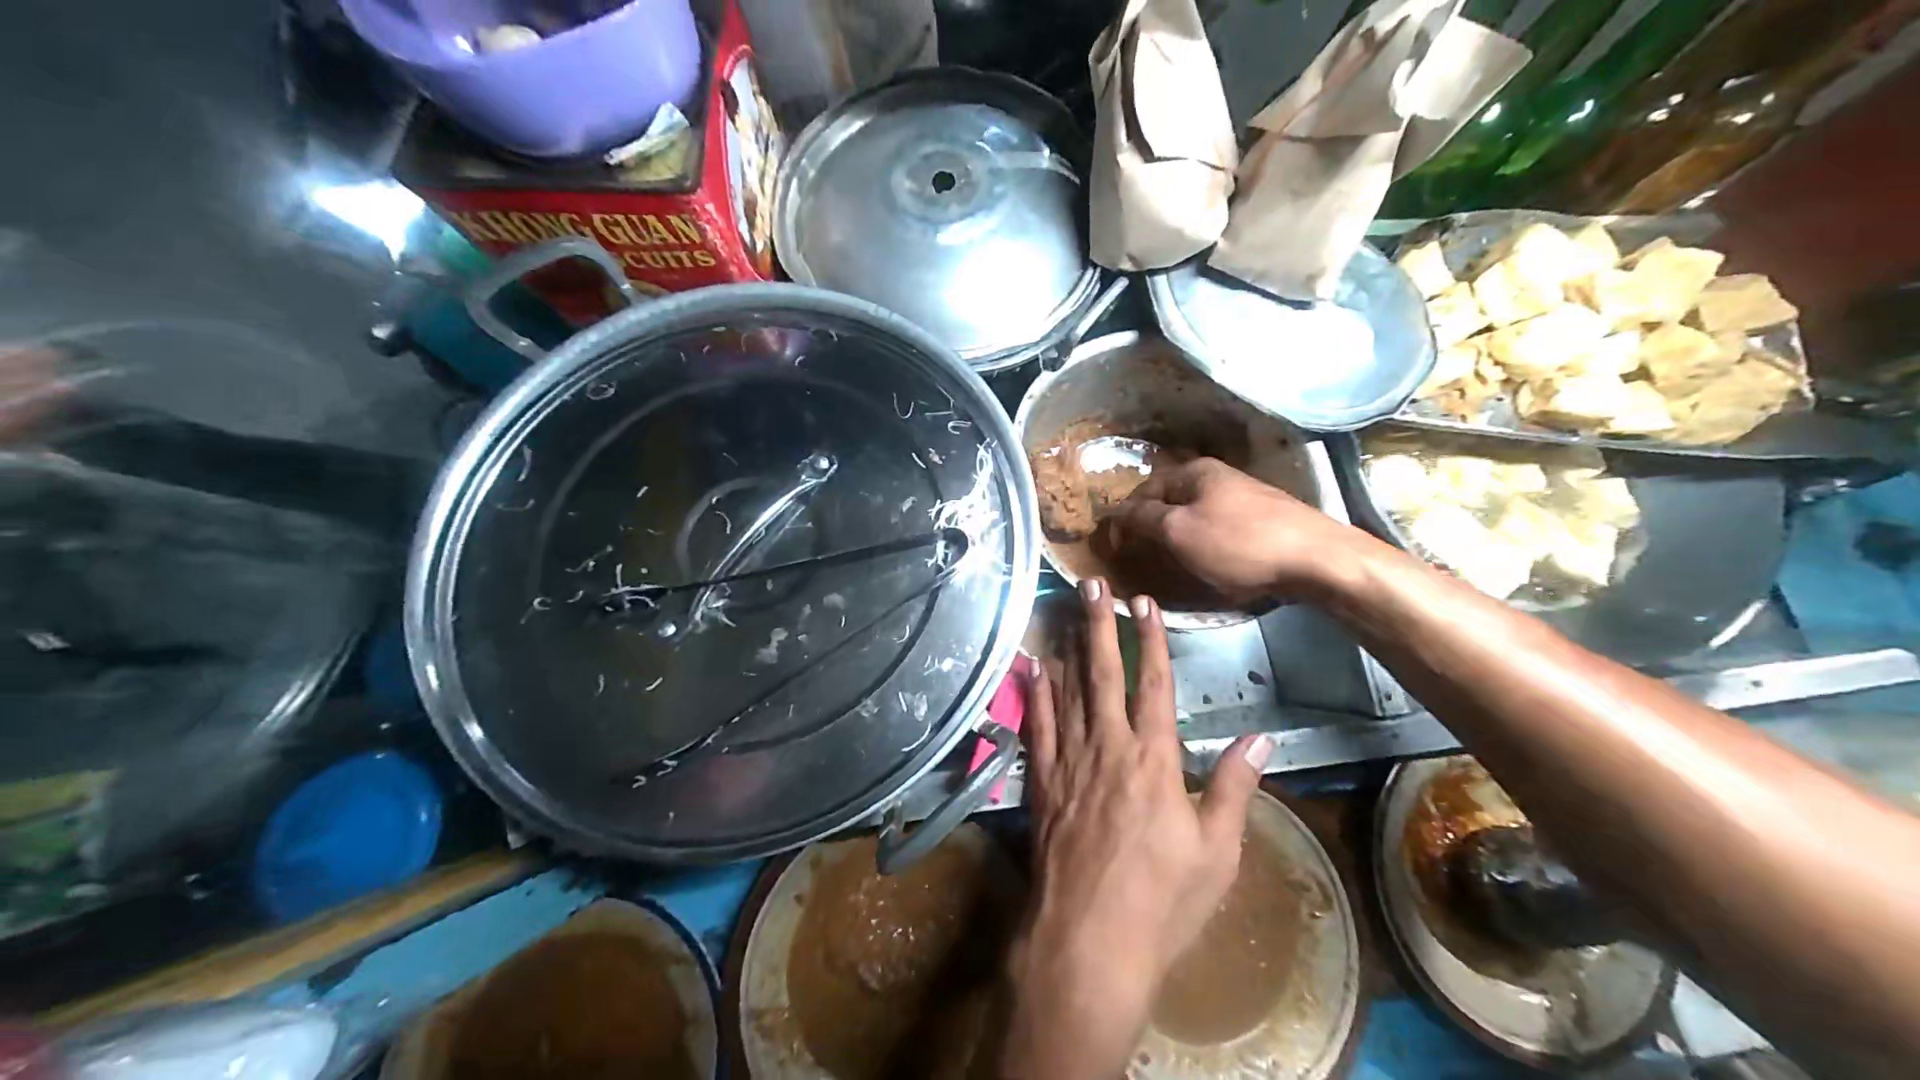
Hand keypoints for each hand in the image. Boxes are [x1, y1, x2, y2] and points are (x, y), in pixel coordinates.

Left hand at [1000, 579, 1270, 1079]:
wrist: (1090, 937)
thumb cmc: (1163, 899)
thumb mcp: (1216, 851)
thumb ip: (1232, 788)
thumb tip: (1259, 739)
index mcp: (1154, 758)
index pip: (1153, 683)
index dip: (1150, 639)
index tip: (1143, 603)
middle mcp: (1108, 746)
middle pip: (1102, 673)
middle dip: (1097, 624)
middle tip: (1091, 584)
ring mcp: (1069, 761)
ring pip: (1066, 690)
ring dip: (1065, 645)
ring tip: (1061, 609)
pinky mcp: (1042, 781)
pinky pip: (1037, 725)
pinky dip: (1034, 692)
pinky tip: (1031, 666)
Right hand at [1105, 457, 1366, 606]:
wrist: (1315, 559)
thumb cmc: (1237, 543)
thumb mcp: (1179, 531)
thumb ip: (1143, 518)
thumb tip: (1114, 510)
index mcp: (1194, 472)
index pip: (1142, 490)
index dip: (1123, 518)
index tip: (1114, 548)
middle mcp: (1218, 477)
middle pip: (1169, 502)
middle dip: (1151, 528)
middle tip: (1140, 558)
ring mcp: (1243, 498)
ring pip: (1194, 516)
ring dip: (1177, 538)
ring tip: (1170, 564)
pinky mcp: (1262, 520)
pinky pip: (1218, 529)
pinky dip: (1203, 545)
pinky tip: (1208, 564)